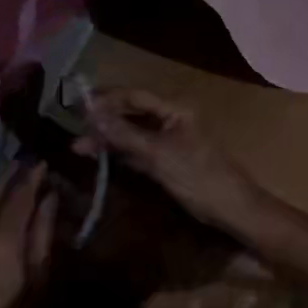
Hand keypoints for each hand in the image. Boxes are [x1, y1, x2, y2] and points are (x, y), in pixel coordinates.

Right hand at [77, 88, 256, 225]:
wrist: (231, 210)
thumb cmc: (198, 177)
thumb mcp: (158, 154)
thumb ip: (125, 134)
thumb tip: (92, 115)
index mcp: (174, 110)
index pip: (134, 97)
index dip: (107, 100)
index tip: (80, 106)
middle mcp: (170, 120)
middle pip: (131, 113)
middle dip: (104, 120)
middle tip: (76, 127)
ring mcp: (168, 141)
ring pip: (132, 133)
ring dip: (108, 139)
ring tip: (80, 146)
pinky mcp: (166, 161)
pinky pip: (137, 151)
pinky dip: (120, 153)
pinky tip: (100, 157)